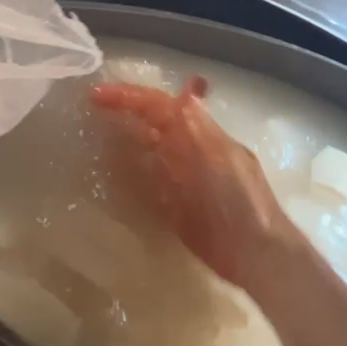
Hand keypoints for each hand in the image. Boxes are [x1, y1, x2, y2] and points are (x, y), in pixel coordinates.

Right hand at [91, 77, 303, 292]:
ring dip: (122, 143)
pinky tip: (109, 177)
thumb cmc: (239, 200)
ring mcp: (180, 179)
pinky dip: (127, 176)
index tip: (94, 95)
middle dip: (122, 115)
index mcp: (199, 134)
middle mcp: (187, 150)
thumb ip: (197, 127)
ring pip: (145, 151)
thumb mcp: (218, 156)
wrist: (257, 256)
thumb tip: (184, 90)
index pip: (158, 105)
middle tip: (88, 114)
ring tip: (92, 140)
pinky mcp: (174, 206)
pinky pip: (144, 183)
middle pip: (149, 124)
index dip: (127, 97)